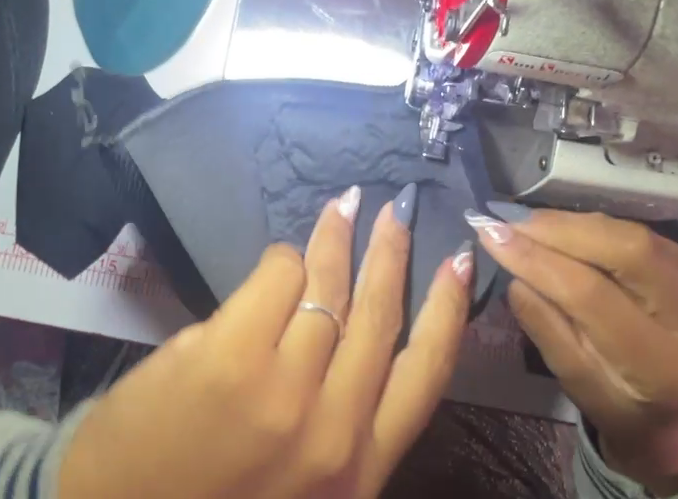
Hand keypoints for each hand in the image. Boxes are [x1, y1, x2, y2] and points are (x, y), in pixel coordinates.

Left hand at [60, 185, 475, 498]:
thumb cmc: (218, 495)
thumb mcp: (303, 479)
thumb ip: (338, 415)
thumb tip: (348, 322)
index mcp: (357, 469)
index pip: (424, 373)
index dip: (449, 310)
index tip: (459, 261)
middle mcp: (332, 429)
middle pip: (379, 316)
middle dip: (391, 253)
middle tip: (397, 211)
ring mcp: (282, 388)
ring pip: (328, 288)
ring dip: (337, 240)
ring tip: (346, 208)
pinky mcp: (231, 352)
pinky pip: (277, 275)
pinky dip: (283, 259)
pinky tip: (284, 253)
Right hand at [465, 204, 677, 493]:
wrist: (671, 417)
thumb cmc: (617, 405)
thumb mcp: (574, 383)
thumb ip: (546, 326)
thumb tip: (513, 271)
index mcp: (662, 367)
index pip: (594, 297)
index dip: (538, 261)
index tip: (491, 236)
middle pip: (628, 251)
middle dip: (561, 230)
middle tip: (512, 222)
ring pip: (635, 234)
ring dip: (576, 223)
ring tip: (529, 223)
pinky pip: (641, 234)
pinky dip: (596, 227)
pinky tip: (564, 230)